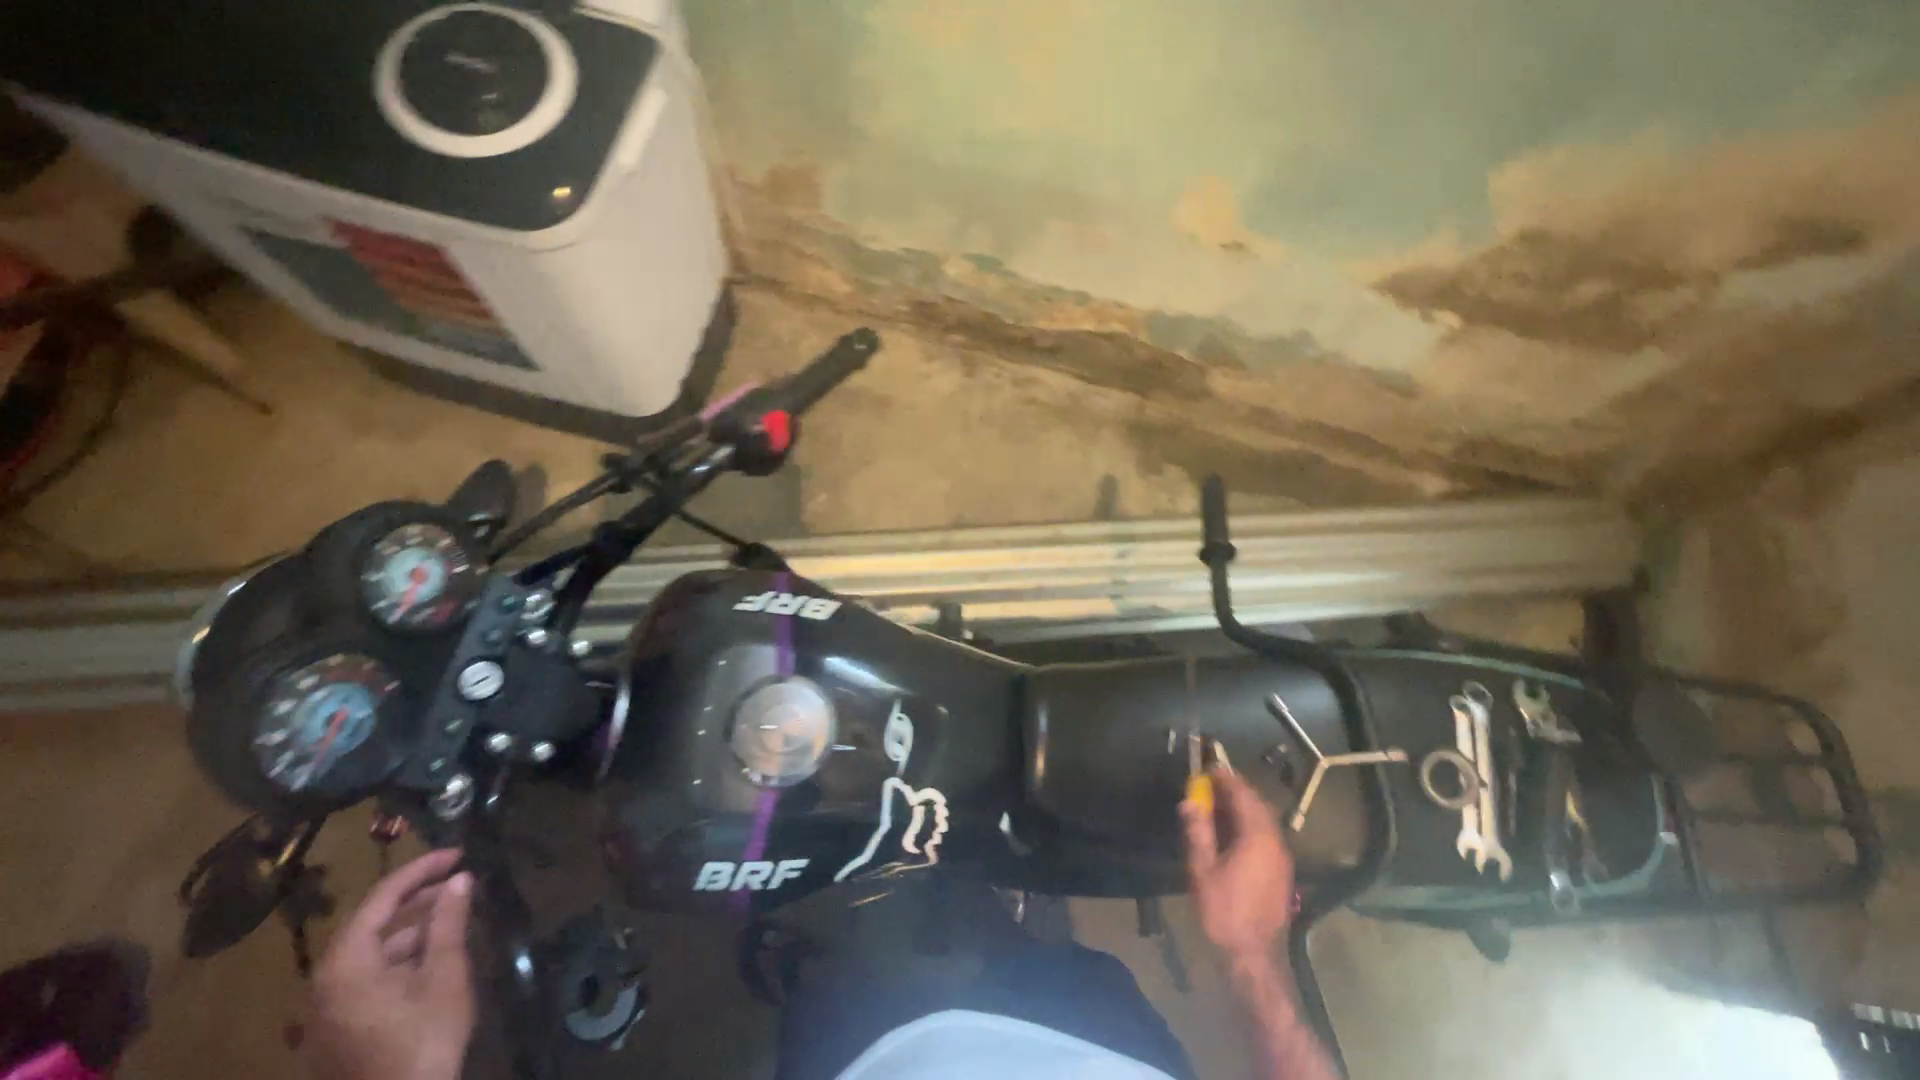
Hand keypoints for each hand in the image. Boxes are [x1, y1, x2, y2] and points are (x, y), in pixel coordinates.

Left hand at [308, 850, 475, 1079]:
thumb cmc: (423, 1038)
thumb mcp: (445, 975)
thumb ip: (449, 922)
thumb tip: (459, 878)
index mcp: (344, 963)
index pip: (382, 897)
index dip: (421, 869)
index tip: (457, 854)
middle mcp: (322, 981)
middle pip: (371, 925)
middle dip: (417, 900)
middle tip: (459, 882)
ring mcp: (323, 1010)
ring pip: (369, 954)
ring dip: (410, 932)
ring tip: (452, 919)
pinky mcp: (332, 1031)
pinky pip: (363, 979)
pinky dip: (397, 961)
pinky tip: (430, 960)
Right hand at [1181, 768, 1294, 958]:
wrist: (1253, 955)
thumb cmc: (1224, 911)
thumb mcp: (1202, 870)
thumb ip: (1198, 832)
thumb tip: (1190, 800)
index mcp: (1257, 837)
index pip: (1243, 796)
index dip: (1226, 778)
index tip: (1209, 766)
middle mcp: (1275, 841)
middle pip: (1257, 805)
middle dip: (1236, 790)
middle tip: (1211, 781)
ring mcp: (1282, 857)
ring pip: (1264, 820)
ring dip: (1243, 806)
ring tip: (1218, 802)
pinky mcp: (1281, 871)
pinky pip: (1267, 834)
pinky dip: (1250, 823)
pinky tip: (1232, 830)